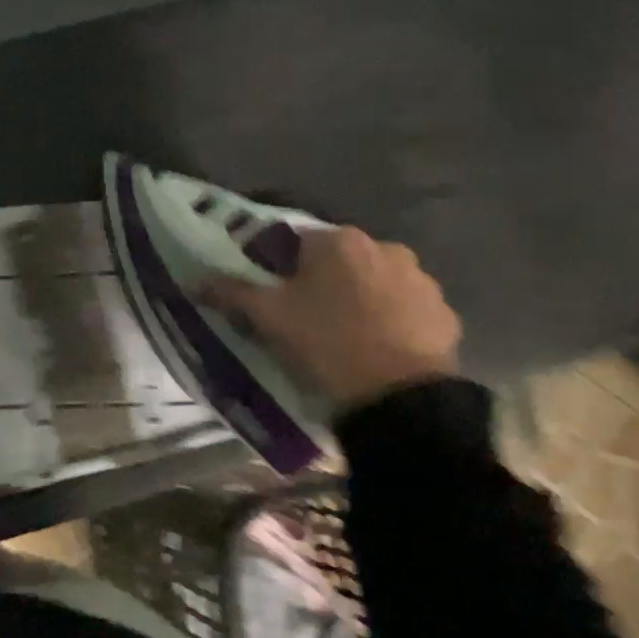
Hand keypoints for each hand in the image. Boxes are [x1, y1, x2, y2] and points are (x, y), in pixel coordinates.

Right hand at [200, 226, 461, 409]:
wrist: (399, 396)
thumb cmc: (324, 343)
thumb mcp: (266, 318)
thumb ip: (230, 293)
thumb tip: (195, 280)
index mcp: (338, 241)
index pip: (294, 241)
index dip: (275, 267)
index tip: (267, 296)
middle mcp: (385, 248)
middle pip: (337, 261)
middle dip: (319, 282)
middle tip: (300, 319)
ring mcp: (421, 280)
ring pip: (374, 284)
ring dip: (356, 300)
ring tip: (339, 337)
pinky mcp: (443, 313)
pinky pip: (404, 311)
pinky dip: (388, 323)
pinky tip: (372, 350)